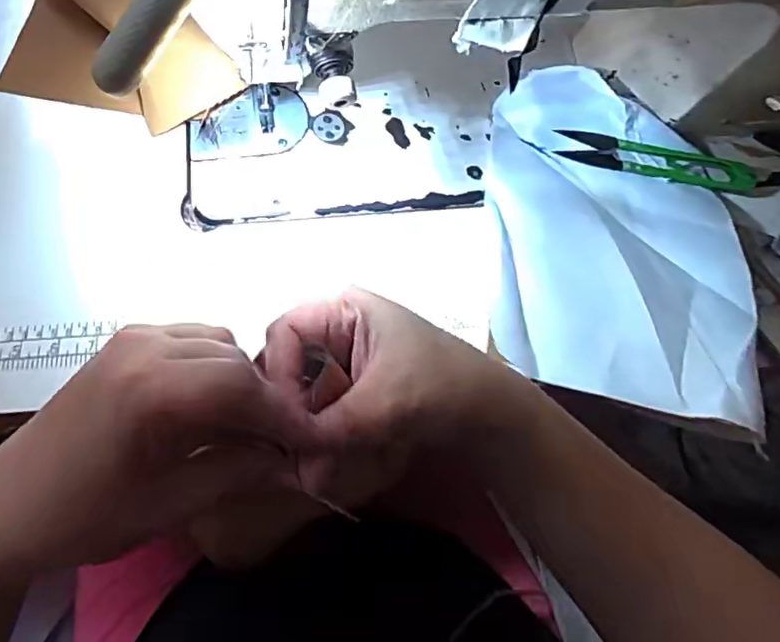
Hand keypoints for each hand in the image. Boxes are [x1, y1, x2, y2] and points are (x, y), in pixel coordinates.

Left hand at [0, 324, 314, 573]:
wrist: (17, 498)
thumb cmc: (84, 511)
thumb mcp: (169, 504)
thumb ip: (236, 472)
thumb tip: (289, 461)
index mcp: (150, 387)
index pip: (241, 382)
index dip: (283, 413)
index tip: (310, 443)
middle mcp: (140, 346)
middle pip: (229, 355)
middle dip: (262, 397)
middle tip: (279, 444)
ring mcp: (128, 338)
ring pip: (210, 341)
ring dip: (235, 378)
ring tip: (242, 429)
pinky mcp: (121, 343)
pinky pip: (182, 340)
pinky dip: (206, 366)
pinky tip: (204, 408)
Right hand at [261, 288, 535, 510]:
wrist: (500, 418)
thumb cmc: (447, 387)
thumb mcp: (388, 403)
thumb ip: (337, 428)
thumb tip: (299, 468)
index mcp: (342, 309)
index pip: (284, 332)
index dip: (279, 372)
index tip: (290, 418)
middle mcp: (335, 328)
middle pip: (288, 361)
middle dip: (294, 404)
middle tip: (301, 442)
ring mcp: (342, 359)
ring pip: (303, 390)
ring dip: (311, 424)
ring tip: (325, 456)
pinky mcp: (351, 388)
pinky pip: (322, 408)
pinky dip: (327, 433)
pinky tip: (344, 455)